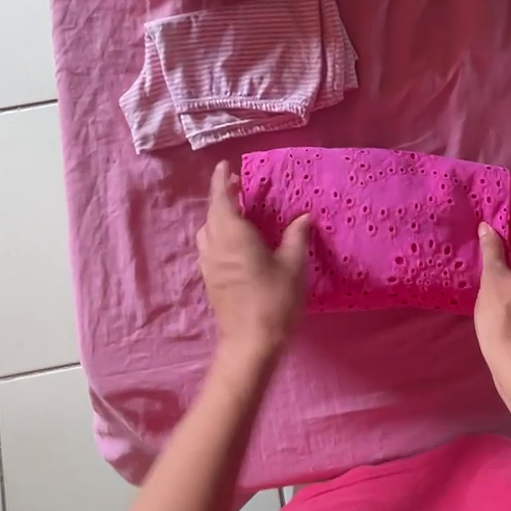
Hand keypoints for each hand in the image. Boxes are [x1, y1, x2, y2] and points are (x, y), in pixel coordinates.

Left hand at [196, 161, 311, 363]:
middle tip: (238, 186)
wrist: (251, 344)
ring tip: (236, 212)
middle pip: (213, 213)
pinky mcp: (210, 280)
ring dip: (218, 216)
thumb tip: (303, 217)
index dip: (222, 181)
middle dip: (222, 196)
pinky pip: (208, 247)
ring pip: (207, 230)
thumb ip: (297, 237)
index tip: (225, 166)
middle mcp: (216, 245)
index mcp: (233, 235)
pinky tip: (233, 242)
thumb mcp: (294, 265)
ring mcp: (209, 265)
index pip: (222, 199)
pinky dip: (217, 234)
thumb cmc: (275, 300)